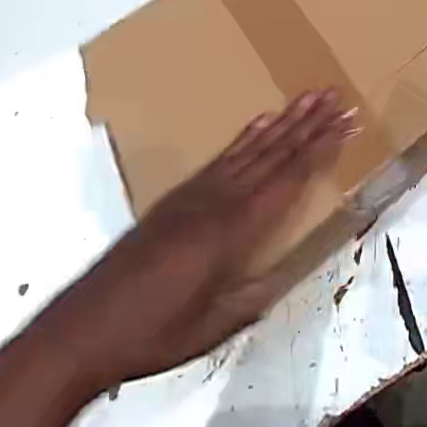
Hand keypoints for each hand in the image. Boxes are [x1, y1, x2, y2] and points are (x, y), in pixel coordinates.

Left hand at [0, 89, 350, 426]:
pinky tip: (262, 120)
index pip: (292, 176)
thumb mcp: (214, 326)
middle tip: (336, 93)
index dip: (323, 146)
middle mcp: (223, 199)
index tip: (348, 121)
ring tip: (310, 95)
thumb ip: (256, 295)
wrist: (78, 331)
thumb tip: (291, 272)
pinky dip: (247, 135)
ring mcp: (199, 193)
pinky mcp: (179, 196)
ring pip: (254, 146)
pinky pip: (223, 156)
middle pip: (277, 151)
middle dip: (311, 121)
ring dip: (286, 119)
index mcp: (238, 228)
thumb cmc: (152, 333)